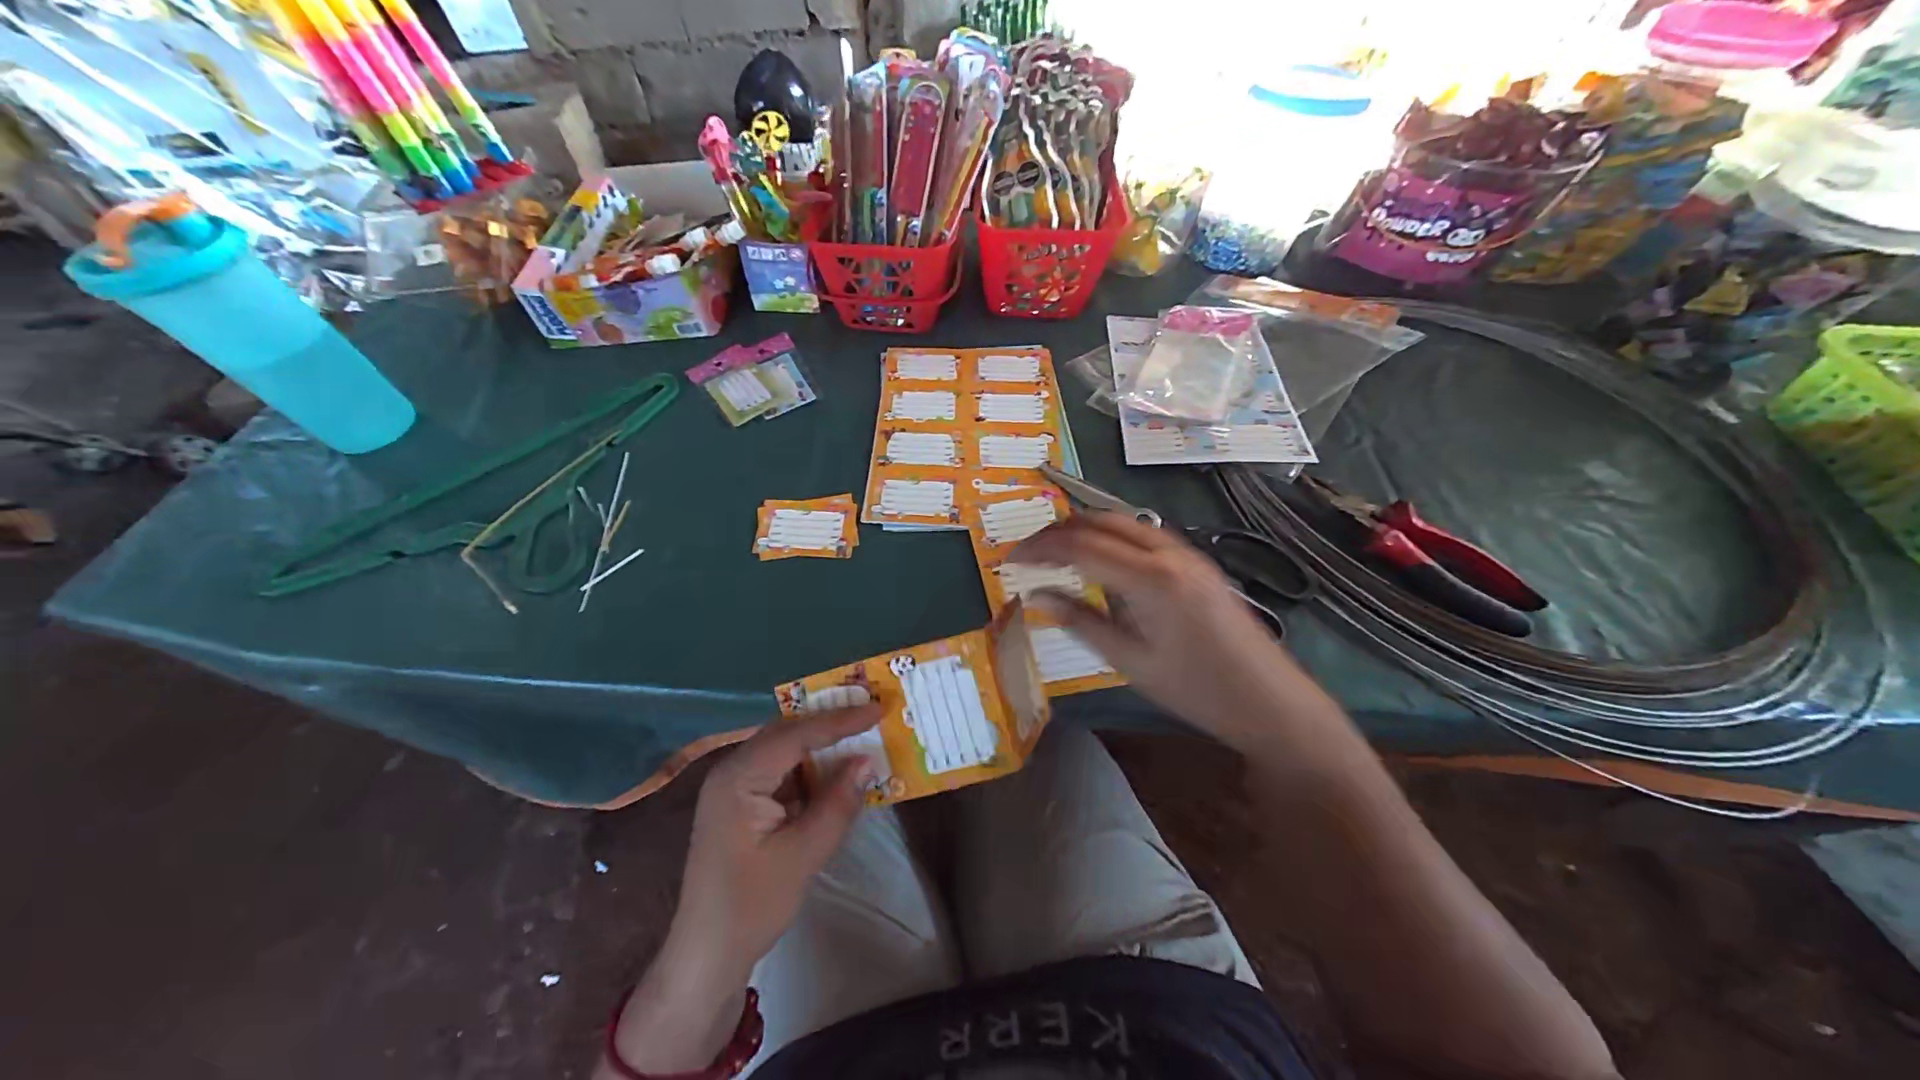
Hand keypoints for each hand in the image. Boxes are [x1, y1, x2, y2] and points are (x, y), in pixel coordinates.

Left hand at [673, 703, 881, 976]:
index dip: (839, 720)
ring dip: (822, 746)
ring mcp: (734, 788)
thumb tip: (867, 761)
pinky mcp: (742, 806)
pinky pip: (782, 774)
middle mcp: (732, 772)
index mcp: (738, 777)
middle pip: (787, 734)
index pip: (795, 734)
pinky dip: (811, 771)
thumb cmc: (752, 905)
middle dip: (830, 724)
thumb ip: (837, 803)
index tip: (878, 708)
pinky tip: (837, 773)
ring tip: (862, 736)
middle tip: (872, 713)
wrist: (708, 955)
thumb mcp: (803, 854)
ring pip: (785, 752)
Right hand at [1010, 513, 1326, 742]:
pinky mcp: (1197, 562)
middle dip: (1057, 529)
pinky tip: (1098, 560)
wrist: (1270, 701)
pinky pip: (1143, 534)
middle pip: (1101, 520)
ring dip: (1084, 528)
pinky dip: (1110, 536)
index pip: (1080, 545)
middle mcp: (1169, 553)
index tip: (1010, 559)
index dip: (1039, 548)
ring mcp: (1188, 554)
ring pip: (1123, 520)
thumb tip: (1038, 594)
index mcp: (1151, 578)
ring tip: (1053, 552)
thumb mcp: (1131, 661)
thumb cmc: (1197, 690)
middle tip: (1027, 551)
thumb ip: (1081, 621)